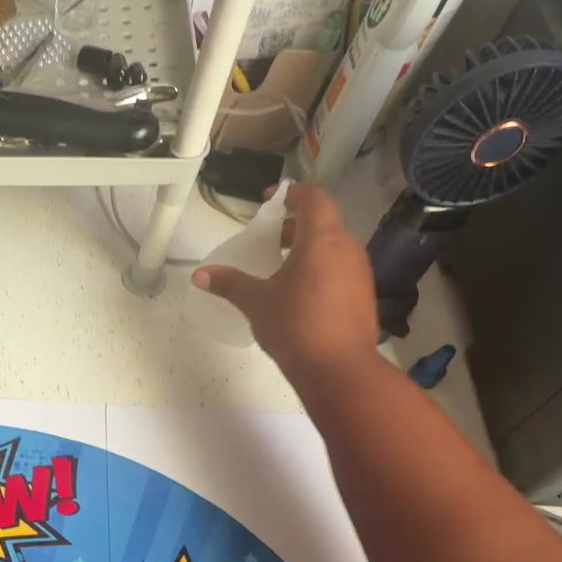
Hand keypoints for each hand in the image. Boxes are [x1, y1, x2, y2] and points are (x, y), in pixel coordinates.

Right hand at [193, 182, 379, 381]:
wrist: (338, 368)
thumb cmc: (295, 326)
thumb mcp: (256, 302)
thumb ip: (229, 283)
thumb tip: (199, 274)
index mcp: (322, 240)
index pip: (314, 198)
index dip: (293, 193)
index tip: (271, 200)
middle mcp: (347, 248)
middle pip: (323, 222)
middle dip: (295, 226)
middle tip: (269, 240)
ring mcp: (359, 271)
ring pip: (332, 247)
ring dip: (307, 249)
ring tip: (280, 270)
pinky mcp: (362, 294)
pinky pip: (339, 269)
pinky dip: (319, 269)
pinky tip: (299, 295)